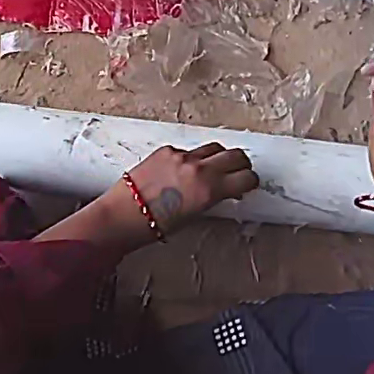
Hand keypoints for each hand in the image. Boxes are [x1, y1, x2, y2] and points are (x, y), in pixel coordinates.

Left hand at [117, 143, 258, 234]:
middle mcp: (199, 168)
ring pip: (213, 148)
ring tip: (213, 169)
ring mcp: (182, 156)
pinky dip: (190, 158)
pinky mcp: (165, 150)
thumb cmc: (154, 225)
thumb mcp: (194, 215)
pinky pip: (187, 150)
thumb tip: (222, 191)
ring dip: (218, 157)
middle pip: (235, 155)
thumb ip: (212, 198)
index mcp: (210, 189)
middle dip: (240, 164)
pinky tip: (181, 171)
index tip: (248, 184)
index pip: (246, 177)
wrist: (123, 215)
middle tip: (238, 172)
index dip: (250, 181)